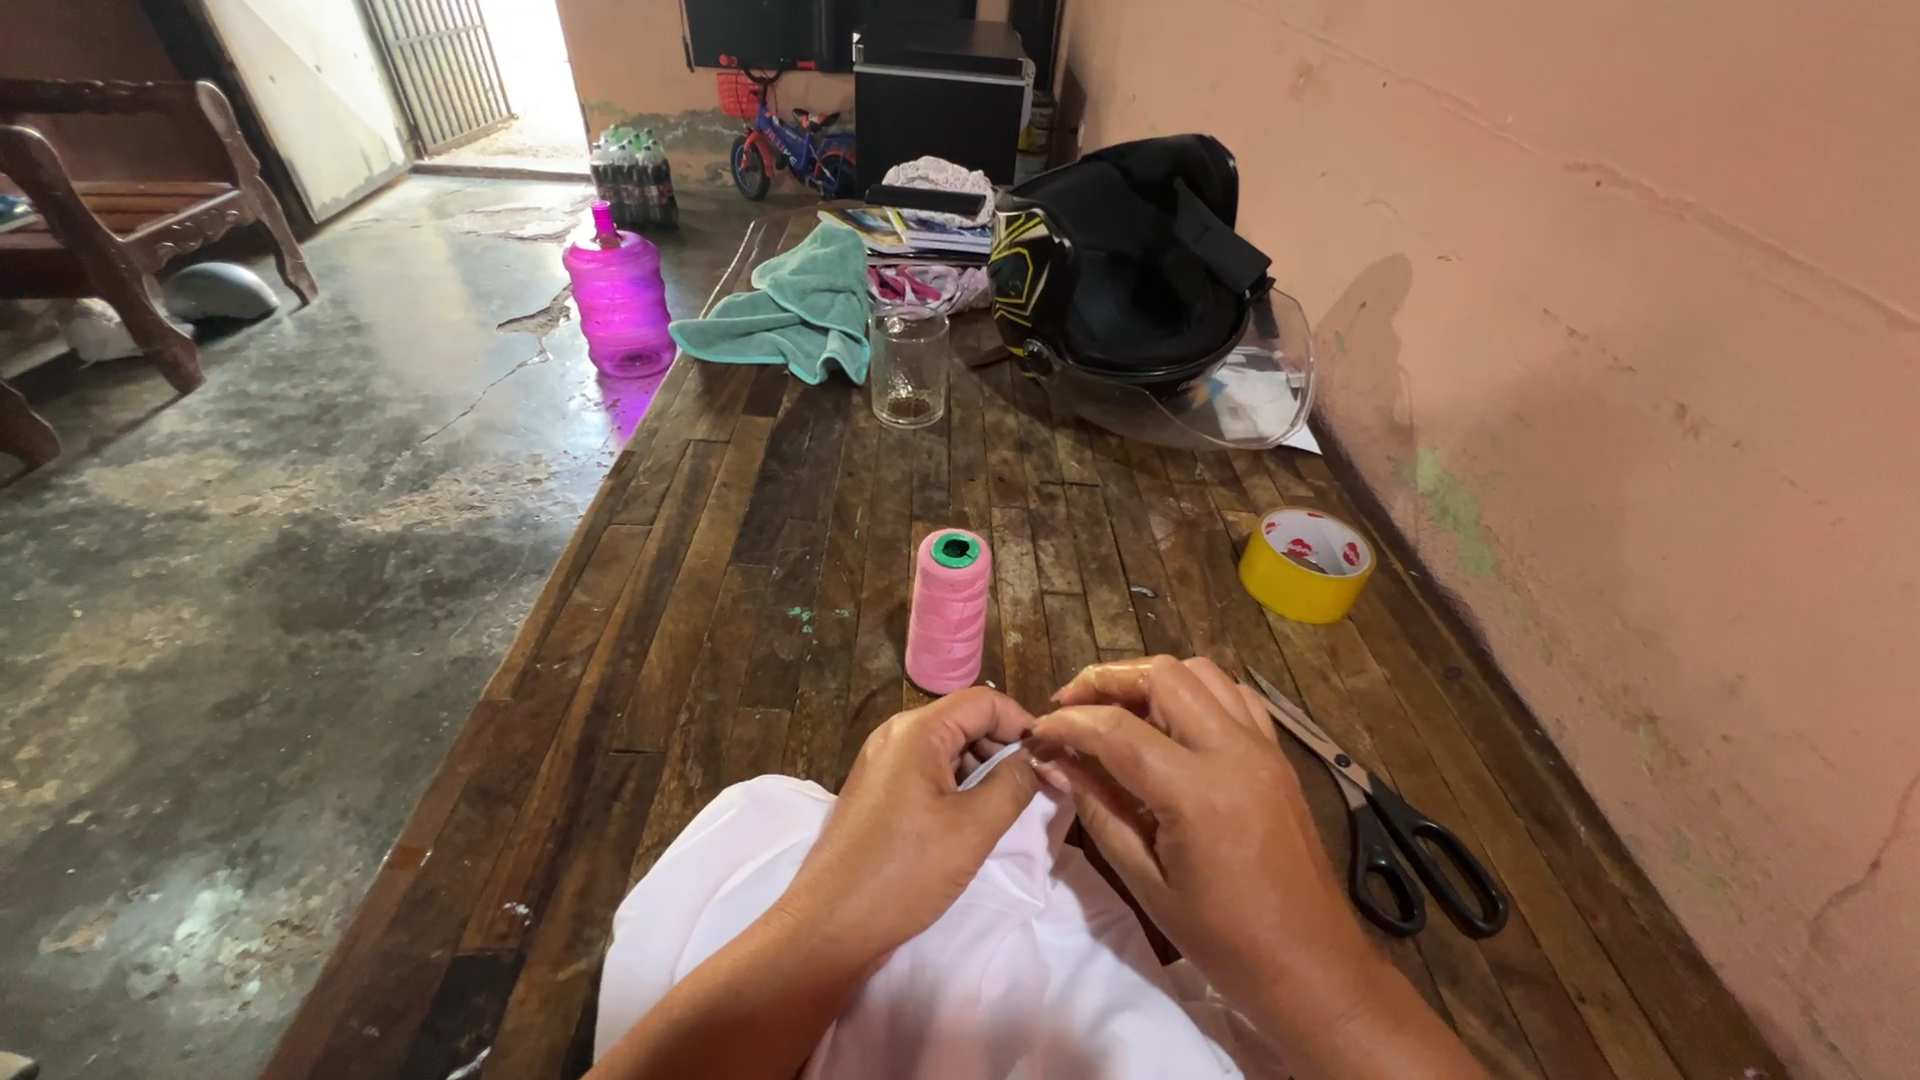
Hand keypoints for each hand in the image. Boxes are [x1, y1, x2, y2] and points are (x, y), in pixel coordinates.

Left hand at [775, 687, 1042, 964]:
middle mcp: (896, 734)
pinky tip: (973, 818)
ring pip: (948, 746)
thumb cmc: (905, 871)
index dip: (1023, 723)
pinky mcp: (878, 790)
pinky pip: (928, 769)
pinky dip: (958, 784)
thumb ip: (1015, 783)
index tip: (1051, 759)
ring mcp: (883, 761)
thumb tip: (1043, 756)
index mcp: (917, 730)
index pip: (985, 701)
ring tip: (1008, 806)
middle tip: (1036, 786)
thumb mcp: (974, 828)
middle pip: (965, 720)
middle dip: (1005, 747)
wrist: (829, 927)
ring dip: (983, 768)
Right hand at [1035, 657, 1380, 1028]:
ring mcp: (1263, 747)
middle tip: (1070, 704)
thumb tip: (1054, 762)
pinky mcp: (1277, 754)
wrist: (1313, 967)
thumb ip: (1097, 809)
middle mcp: (1234, 752)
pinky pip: (1233, 694)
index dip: (1068, 723)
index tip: (1038, 731)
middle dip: (1105, 680)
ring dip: (1149, 677)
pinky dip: (1192, 689)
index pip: (1117, 730)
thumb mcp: (1145, 881)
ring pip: (1199, 671)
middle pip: (1161, 675)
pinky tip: (1169, 718)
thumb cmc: (1223, 940)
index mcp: (1198, 793)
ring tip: (1115, 707)